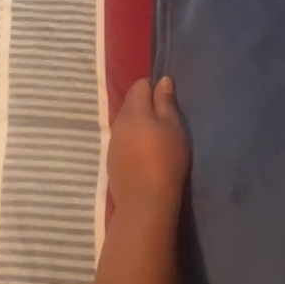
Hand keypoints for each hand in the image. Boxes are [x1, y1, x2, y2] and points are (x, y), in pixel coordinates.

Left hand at [109, 77, 189, 216]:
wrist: (145, 203)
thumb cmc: (165, 160)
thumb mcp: (173, 128)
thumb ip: (165, 103)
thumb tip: (162, 81)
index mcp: (133, 111)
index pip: (139, 86)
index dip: (153, 88)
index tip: (167, 100)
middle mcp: (118, 123)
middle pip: (130, 104)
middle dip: (145, 106)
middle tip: (165, 120)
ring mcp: (112, 144)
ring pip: (126, 124)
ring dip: (139, 125)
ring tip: (156, 139)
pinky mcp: (111, 162)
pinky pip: (122, 142)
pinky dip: (133, 142)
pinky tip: (144, 155)